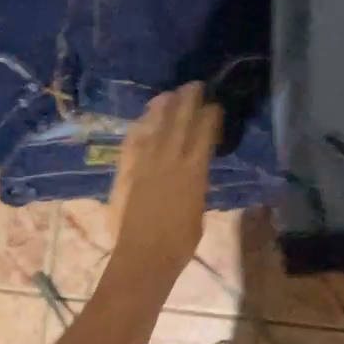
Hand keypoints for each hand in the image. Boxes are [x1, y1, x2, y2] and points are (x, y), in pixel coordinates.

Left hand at [106, 84, 219, 281]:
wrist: (143, 258)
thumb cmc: (179, 243)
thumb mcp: (198, 209)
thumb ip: (196, 183)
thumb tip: (195, 168)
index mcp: (193, 172)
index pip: (203, 134)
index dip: (210, 116)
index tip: (214, 105)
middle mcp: (169, 161)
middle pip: (179, 122)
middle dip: (187, 101)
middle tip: (193, 85)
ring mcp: (146, 164)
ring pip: (155, 127)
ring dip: (163, 108)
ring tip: (169, 94)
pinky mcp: (128, 172)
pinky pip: (134, 143)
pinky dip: (140, 128)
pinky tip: (143, 120)